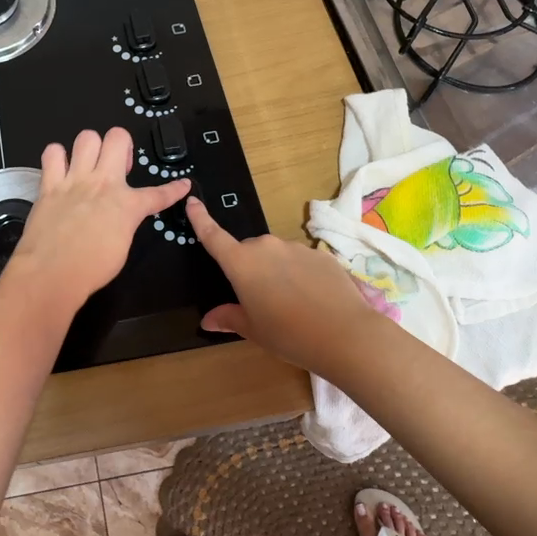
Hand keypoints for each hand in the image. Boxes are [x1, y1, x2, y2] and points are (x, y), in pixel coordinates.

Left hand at [3, 128, 190, 312]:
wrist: (52, 273)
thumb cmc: (91, 269)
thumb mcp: (122, 247)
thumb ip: (125, 222)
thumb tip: (120, 215)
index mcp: (126, 204)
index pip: (158, 194)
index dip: (174, 189)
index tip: (182, 184)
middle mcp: (102, 183)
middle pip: (117, 137)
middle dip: (122, 145)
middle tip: (117, 165)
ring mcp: (74, 180)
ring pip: (86, 137)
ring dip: (90, 148)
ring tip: (88, 164)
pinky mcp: (49, 184)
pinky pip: (52, 153)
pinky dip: (57, 157)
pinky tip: (60, 170)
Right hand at [185, 197, 379, 379]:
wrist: (345, 334)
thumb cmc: (288, 334)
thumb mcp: (253, 330)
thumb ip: (229, 318)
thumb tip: (208, 319)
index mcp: (241, 263)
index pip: (213, 236)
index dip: (200, 218)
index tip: (192, 200)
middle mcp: (265, 246)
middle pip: (249, 252)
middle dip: (251, 270)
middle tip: (262, 302)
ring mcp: (295, 247)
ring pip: (277, 257)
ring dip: (278, 273)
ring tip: (293, 305)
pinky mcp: (320, 254)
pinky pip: (302, 262)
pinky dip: (302, 276)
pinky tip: (314, 301)